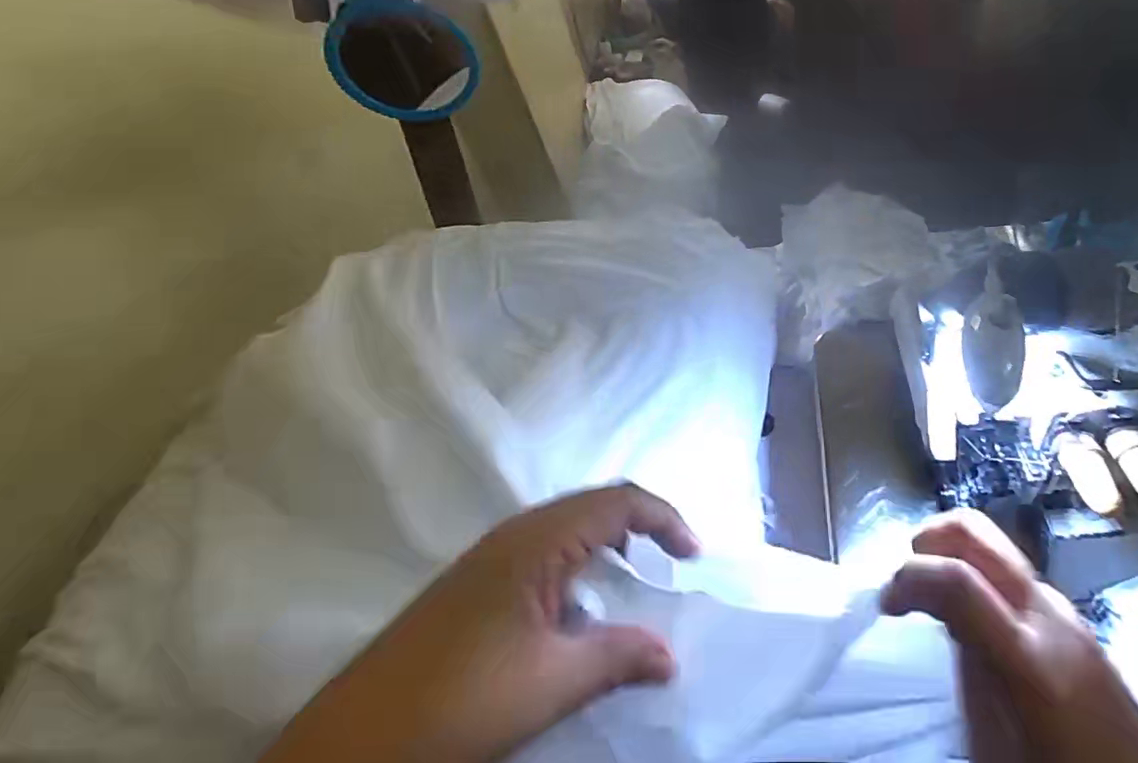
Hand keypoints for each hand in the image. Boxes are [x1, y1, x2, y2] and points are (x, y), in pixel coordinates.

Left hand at [262, 484, 700, 762]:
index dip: (666, 519)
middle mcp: (513, 535)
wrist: (342, 753)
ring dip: (608, 540)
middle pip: (595, 504)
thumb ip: (620, 657)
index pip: (620, 502)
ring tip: (633, 575)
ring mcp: (486, 557)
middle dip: (641, 523)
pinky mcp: (469, 584)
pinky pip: (543, 548)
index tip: (693, 555)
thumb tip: (672, 656)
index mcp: (537, 542)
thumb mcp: (551, 683)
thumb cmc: (458, 703)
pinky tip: (577, 604)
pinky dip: (578, 560)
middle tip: (670, 558)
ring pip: (568, 525)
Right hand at [884, 511, 1137, 762]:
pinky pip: (1014, 575)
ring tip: (926, 592)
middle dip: (932, 535)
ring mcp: (1062, 607)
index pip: (960, 582)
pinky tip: (968, 614)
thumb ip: (970, 685)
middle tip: (904, 573)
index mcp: (1028, 656)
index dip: (913, 578)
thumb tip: (948, 629)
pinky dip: (978, 573)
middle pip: (981, 535)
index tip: (886, 600)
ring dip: (955, 552)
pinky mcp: (1069, 614)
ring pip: (998, 548)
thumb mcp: (1001, 753)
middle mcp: (1046, 612)